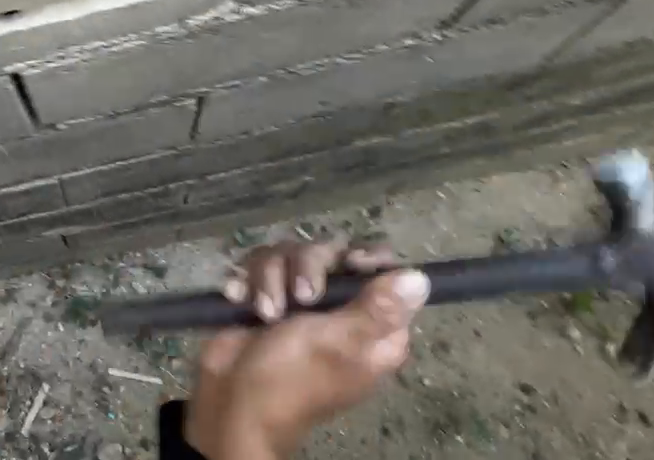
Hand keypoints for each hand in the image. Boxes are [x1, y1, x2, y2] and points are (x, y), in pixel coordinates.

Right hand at [184, 239, 427, 459]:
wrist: (233, 398)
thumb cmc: (291, 376)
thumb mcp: (337, 343)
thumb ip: (376, 309)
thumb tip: (420, 278)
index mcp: (370, 328)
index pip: (381, 273)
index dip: (363, 259)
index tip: (345, 262)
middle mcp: (337, 310)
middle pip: (326, 254)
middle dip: (302, 268)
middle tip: (299, 297)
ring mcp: (296, 302)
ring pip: (284, 255)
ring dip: (267, 280)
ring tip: (263, 311)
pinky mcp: (263, 297)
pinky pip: (255, 267)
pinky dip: (245, 282)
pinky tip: (238, 299)